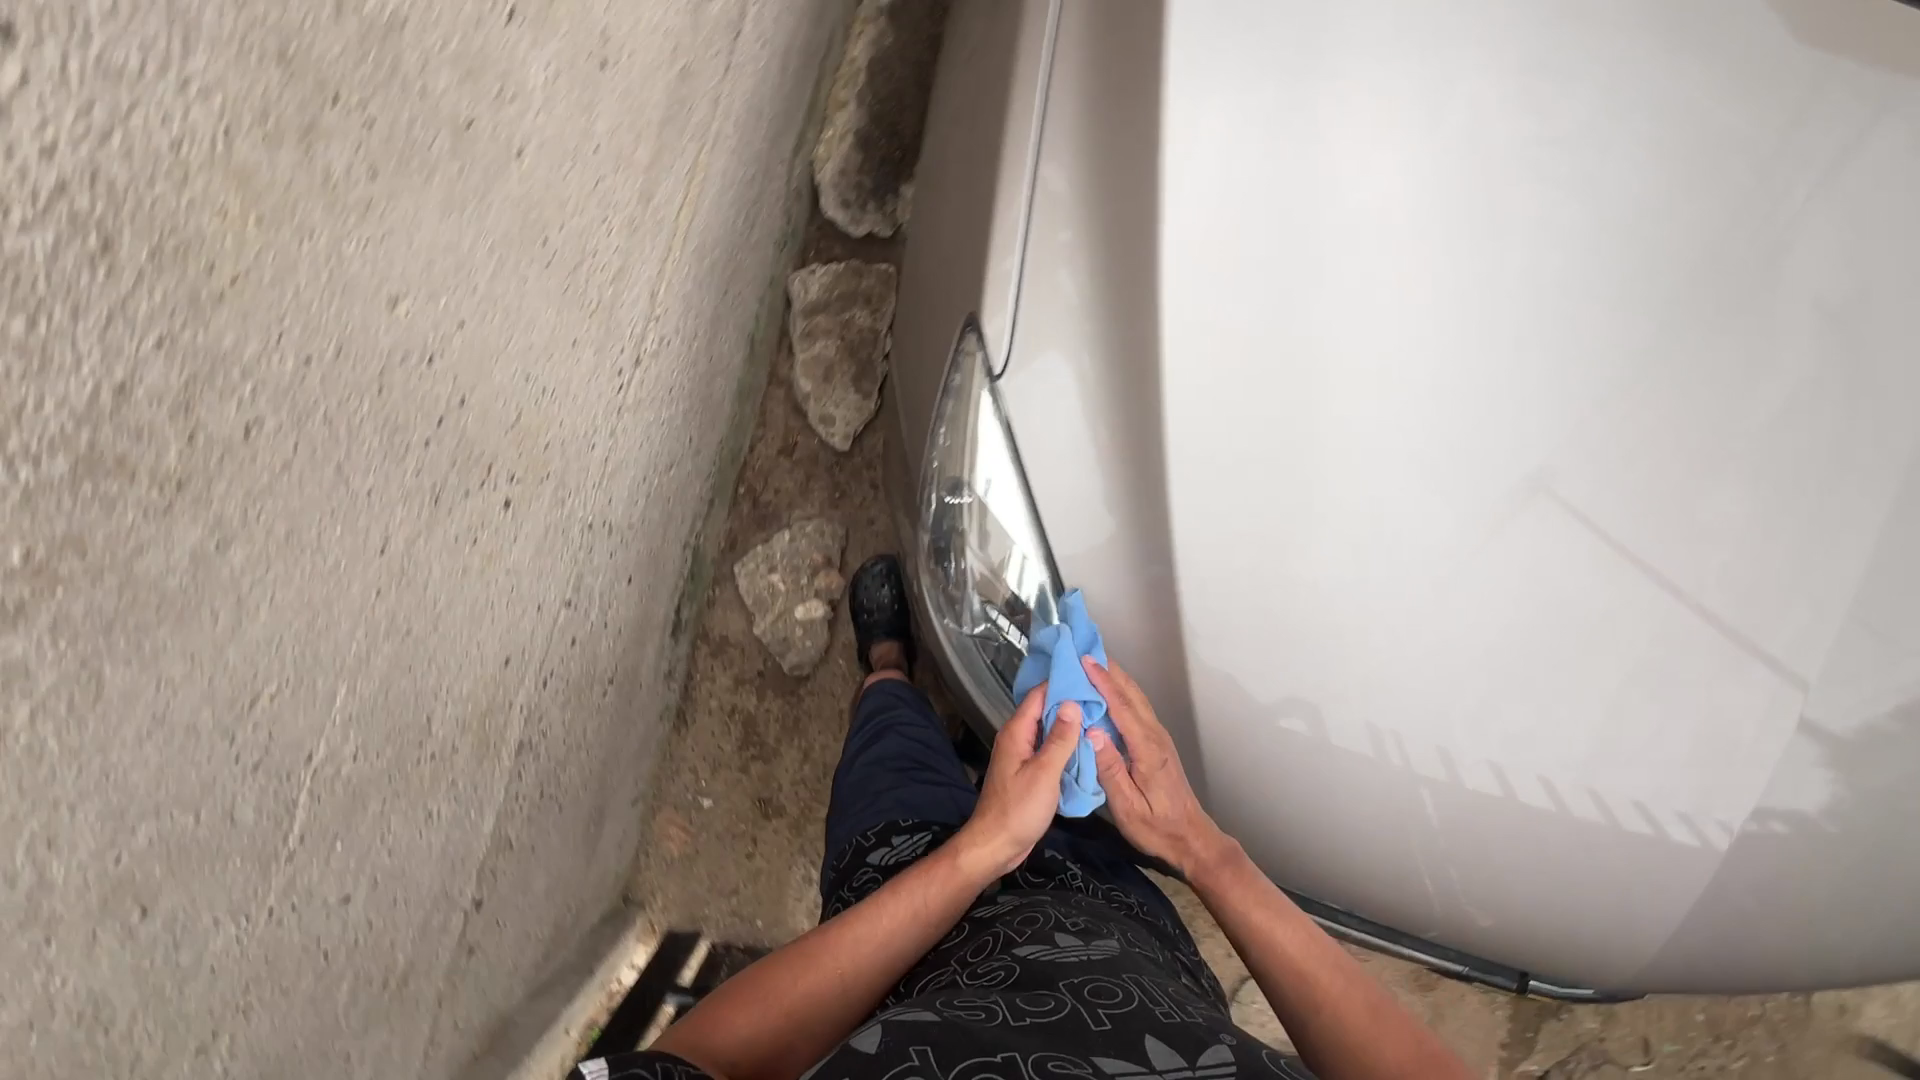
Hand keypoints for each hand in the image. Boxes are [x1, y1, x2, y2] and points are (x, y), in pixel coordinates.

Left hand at [954, 684, 1081, 876]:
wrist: (996, 845)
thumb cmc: (1019, 810)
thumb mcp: (1044, 773)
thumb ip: (1060, 739)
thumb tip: (1073, 704)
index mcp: (1016, 732)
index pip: (1039, 695)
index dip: (1062, 683)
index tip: (1089, 676)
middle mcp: (1016, 738)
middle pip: (1044, 711)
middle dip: (1070, 703)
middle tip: (1102, 697)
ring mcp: (1021, 755)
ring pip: (1048, 731)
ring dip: (1069, 726)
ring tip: (1100, 718)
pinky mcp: (1027, 771)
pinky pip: (1047, 750)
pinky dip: (1064, 746)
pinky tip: (1085, 747)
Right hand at [1083, 658, 1233, 878]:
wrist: (1190, 838)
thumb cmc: (1157, 828)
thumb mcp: (1128, 807)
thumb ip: (1109, 769)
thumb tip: (1091, 733)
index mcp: (1147, 749)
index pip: (1122, 707)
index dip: (1103, 682)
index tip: (1085, 661)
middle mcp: (1155, 736)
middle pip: (1132, 694)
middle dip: (1109, 670)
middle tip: (1084, 650)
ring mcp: (1158, 738)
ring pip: (1136, 698)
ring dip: (1116, 677)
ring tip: (1093, 662)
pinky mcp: (1156, 743)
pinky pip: (1137, 708)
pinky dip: (1121, 692)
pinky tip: (1108, 691)